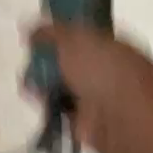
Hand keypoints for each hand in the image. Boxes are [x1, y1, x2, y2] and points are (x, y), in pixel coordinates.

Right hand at [27, 21, 152, 152]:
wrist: (116, 123)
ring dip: (47, 79)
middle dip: (55, 57)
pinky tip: (31, 94)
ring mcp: (107, 99)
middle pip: (80, 59)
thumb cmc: (103, 73)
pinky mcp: (92, 122)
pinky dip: (47, 100)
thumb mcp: (73, 40)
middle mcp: (120, 73)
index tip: (50, 32)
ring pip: (71, 83)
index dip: (71, 31)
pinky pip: (65, 105)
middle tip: (34, 53)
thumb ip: (52, 31)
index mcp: (126, 49)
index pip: (96, 34)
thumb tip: (32, 29)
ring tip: (27, 74)